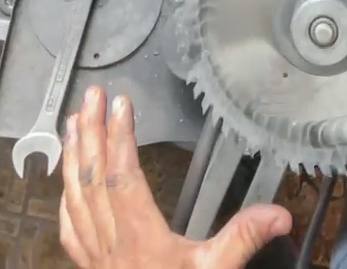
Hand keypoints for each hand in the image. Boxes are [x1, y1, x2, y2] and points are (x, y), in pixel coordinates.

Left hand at [59, 86, 291, 268]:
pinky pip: (71, 229)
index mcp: (141, 242)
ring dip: (74, 156)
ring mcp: (96, 260)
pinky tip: (67, 182)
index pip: (122, 179)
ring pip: (76, 199)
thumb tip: (280, 212)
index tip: (121, 102)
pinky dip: (67, 197)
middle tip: (92, 95)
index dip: (119, 137)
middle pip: (92, 180)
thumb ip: (243, 240)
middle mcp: (111, 247)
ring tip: (74, 121)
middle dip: (91, 133)